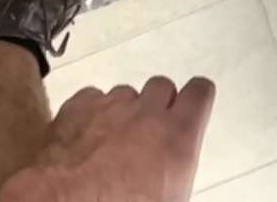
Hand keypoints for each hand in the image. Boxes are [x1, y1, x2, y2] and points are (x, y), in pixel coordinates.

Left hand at [0, 77, 215, 201]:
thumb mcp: (170, 200)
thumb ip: (173, 181)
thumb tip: (166, 179)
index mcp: (175, 138)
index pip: (199, 95)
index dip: (199, 97)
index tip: (197, 102)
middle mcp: (145, 112)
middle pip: (162, 86)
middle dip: (161, 104)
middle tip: (153, 133)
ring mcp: (109, 104)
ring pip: (126, 94)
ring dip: (127, 112)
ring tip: (116, 143)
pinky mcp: (77, 104)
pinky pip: (94, 98)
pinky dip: (95, 113)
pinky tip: (88, 138)